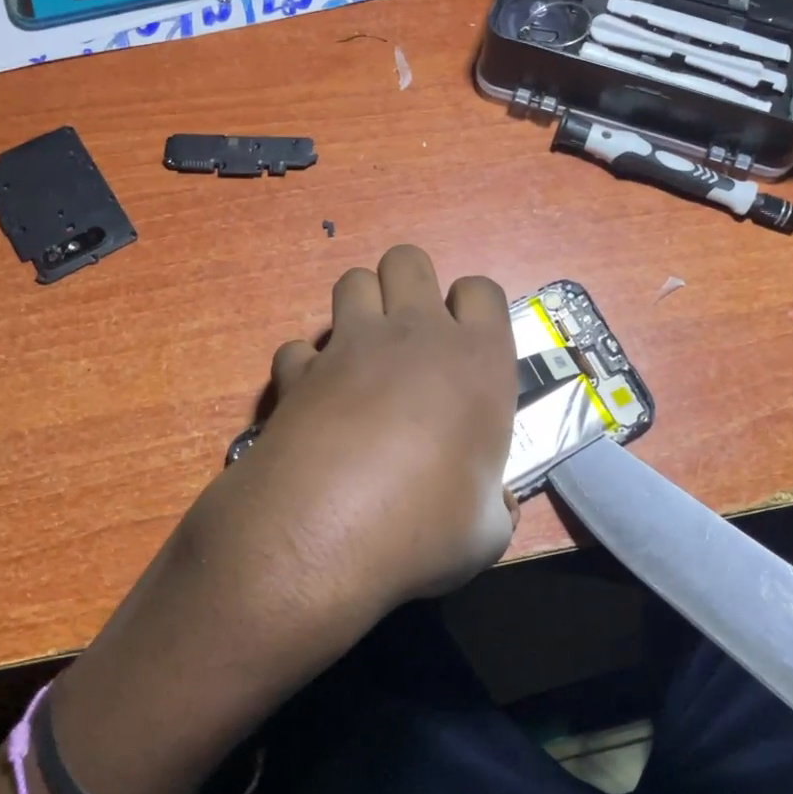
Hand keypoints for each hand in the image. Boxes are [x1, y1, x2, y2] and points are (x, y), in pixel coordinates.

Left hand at [188, 244, 518, 621]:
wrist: (326, 533)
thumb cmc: (428, 526)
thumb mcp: (487, 529)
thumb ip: (494, 504)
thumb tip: (495, 506)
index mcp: (478, 360)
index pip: (482, 290)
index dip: (474, 311)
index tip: (467, 346)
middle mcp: (416, 335)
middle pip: (410, 260)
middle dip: (409, 286)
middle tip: (411, 337)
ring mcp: (350, 346)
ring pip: (353, 280)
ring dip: (360, 309)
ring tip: (364, 357)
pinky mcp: (298, 370)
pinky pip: (300, 347)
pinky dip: (307, 368)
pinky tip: (315, 402)